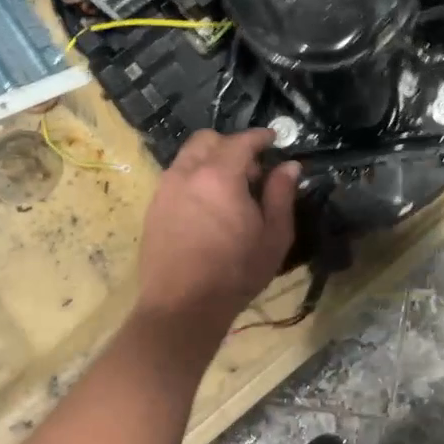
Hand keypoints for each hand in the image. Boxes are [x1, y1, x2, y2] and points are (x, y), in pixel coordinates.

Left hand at [135, 129, 299, 331]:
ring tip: (230, 190)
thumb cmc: (236, 272)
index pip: (241, 141)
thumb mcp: (274, 235)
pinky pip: (177, 178)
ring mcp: (165, 190)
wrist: (182, 306)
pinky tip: (209, 207)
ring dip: (211, 161)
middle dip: (231, 145)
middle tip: (252, 170)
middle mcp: (187, 173)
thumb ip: (281, 194)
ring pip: (188, 157)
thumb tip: (289, 166)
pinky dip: (195, 178)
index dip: (260, 137)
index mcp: (220, 176)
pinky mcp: (154, 208)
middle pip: (207, 140)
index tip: (274, 139)